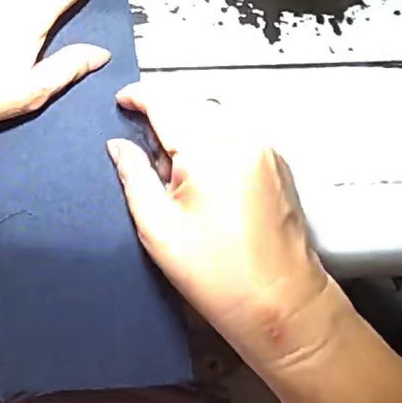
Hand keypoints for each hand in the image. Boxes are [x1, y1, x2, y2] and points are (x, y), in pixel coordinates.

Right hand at [108, 84, 351, 375]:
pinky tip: (200, 175)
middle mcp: (240, 140)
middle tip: (143, 150)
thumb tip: (118, 146)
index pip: (165, 101)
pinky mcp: (273, 161)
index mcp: (209, 151)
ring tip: (172, 170)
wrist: (283, 307)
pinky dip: (209, 137)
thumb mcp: (158, 228)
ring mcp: (262, 149)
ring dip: (185, 126)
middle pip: (188, 102)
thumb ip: (133, 175)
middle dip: (161, 114)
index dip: (137, 96)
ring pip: (210, 113)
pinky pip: (232, 130)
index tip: (122, 101)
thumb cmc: (223, 277)